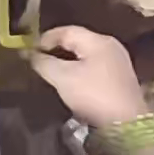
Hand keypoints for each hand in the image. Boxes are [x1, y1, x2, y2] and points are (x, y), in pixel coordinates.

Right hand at [28, 26, 150, 126]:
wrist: (124, 123)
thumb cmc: (92, 95)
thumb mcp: (63, 77)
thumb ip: (43, 63)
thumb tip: (29, 54)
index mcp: (97, 41)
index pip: (66, 31)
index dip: (44, 38)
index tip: (29, 51)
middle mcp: (110, 46)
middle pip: (77, 40)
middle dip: (55, 48)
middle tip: (37, 60)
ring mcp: (117, 61)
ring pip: (85, 53)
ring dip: (66, 59)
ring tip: (50, 70)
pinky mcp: (119, 76)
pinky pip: (93, 64)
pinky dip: (78, 68)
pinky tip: (69, 79)